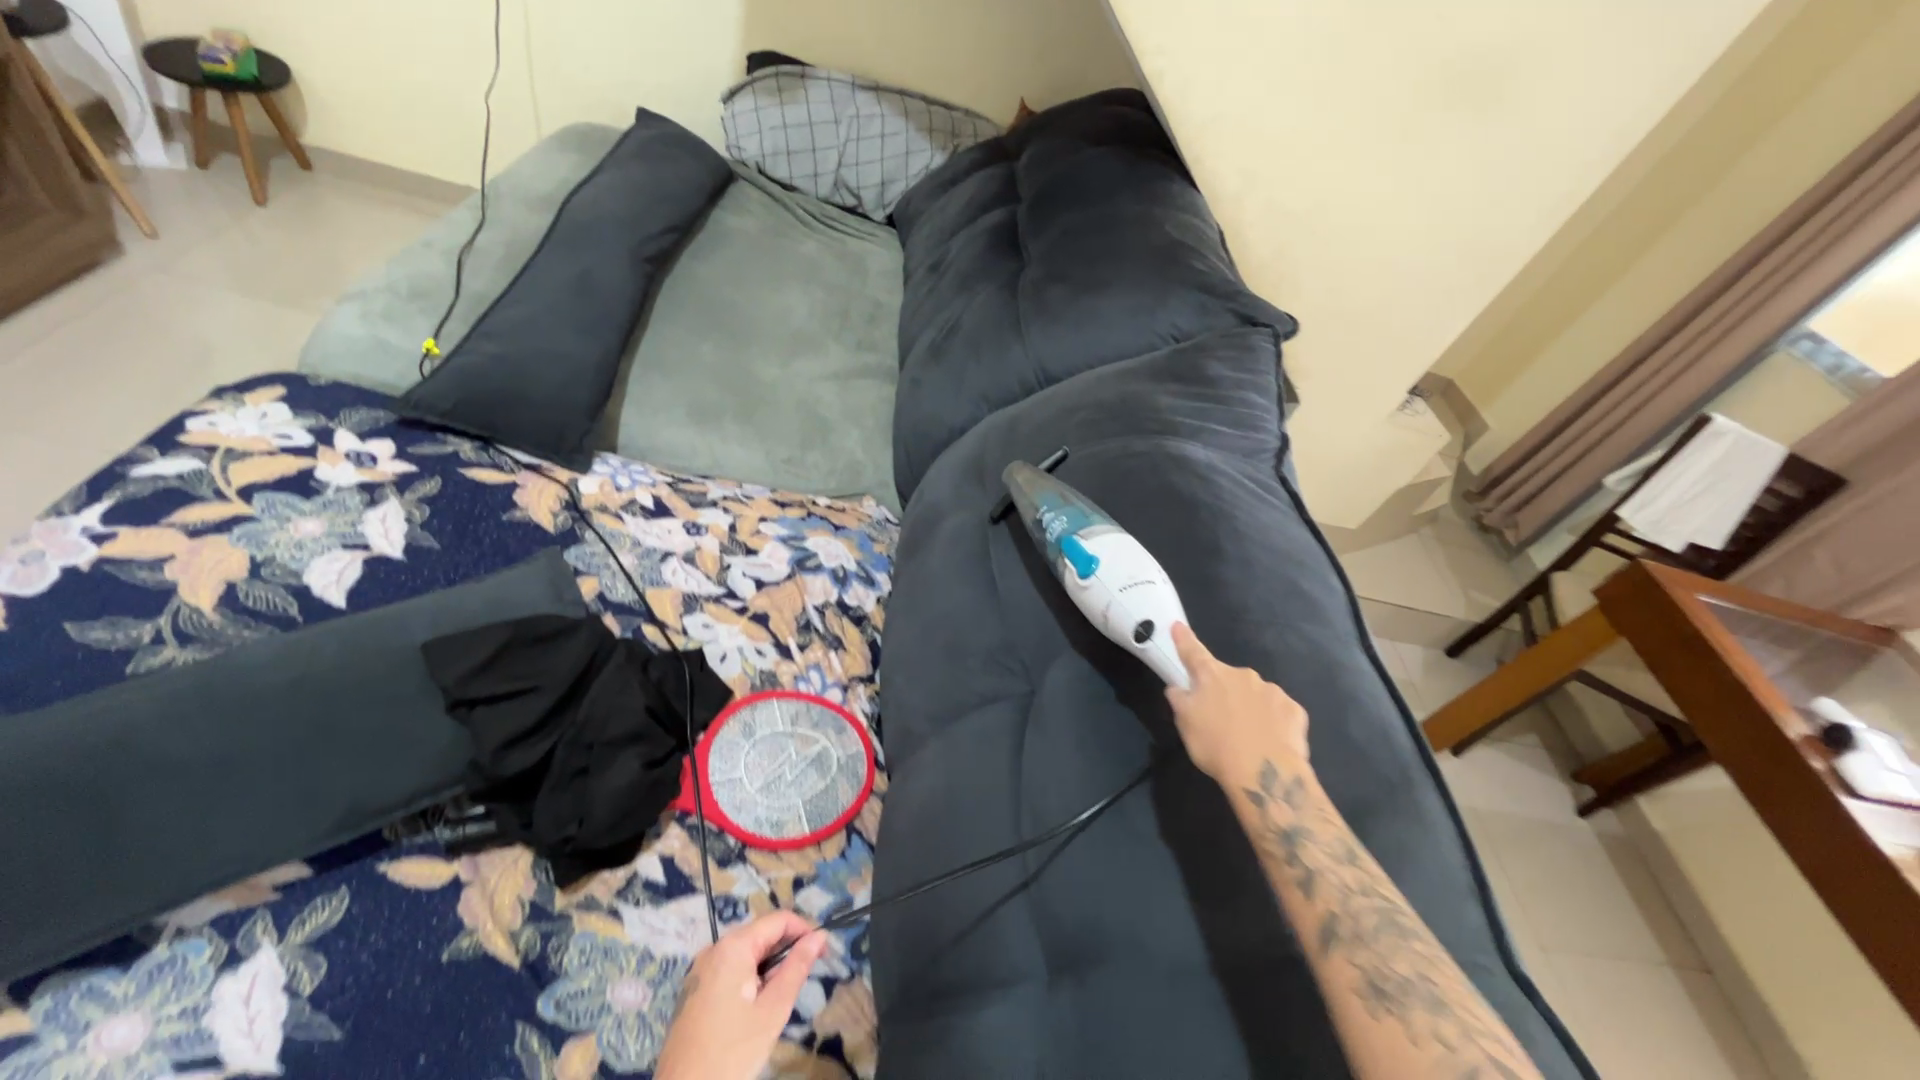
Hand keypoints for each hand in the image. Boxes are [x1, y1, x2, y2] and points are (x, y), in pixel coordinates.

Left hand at [653, 912, 828, 1079]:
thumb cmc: (733, 1050)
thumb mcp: (774, 1008)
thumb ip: (797, 967)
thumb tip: (819, 936)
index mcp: (733, 947)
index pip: (778, 920)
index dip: (805, 930)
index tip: (823, 954)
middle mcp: (713, 949)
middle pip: (760, 934)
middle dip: (786, 951)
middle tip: (802, 982)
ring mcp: (699, 969)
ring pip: (745, 954)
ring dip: (768, 967)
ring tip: (777, 1000)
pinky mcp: (694, 989)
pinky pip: (729, 969)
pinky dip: (749, 978)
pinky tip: (753, 1009)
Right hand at [1165, 622, 1309, 784]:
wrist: (1264, 771)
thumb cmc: (1215, 745)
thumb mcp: (1185, 724)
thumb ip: (1180, 701)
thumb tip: (1177, 687)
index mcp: (1212, 676)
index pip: (1193, 653)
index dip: (1184, 639)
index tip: (1178, 625)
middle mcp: (1243, 675)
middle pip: (1228, 679)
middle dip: (1225, 693)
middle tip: (1221, 721)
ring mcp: (1272, 690)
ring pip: (1256, 695)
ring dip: (1250, 708)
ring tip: (1248, 738)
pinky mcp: (1294, 709)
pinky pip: (1279, 712)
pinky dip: (1273, 722)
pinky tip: (1270, 742)